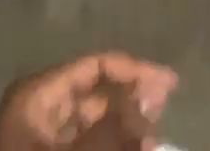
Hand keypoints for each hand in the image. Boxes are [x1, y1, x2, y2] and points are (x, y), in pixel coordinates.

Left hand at [0, 52, 178, 150]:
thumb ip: (114, 126)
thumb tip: (152, 94)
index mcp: (38, 95)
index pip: (95, 67)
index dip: (135, 71)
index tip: (171, 86)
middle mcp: (39, 111)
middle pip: (96, 97)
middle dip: (131, 108)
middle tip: (163, 122)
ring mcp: (40, 142)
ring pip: (93, 128)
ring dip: (124, 135)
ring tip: (151, 146)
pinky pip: (85, 148)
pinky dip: (109, 147)